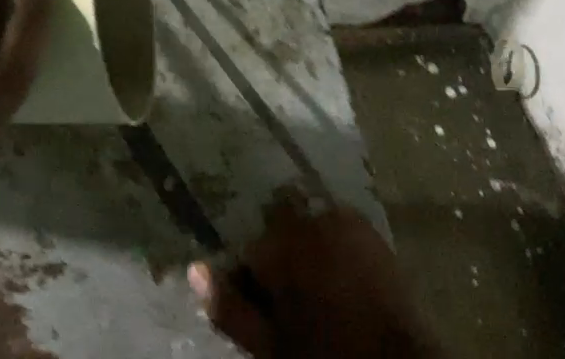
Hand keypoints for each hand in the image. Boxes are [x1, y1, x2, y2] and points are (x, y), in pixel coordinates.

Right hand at [190, 199, 440, 358]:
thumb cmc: (326, 354)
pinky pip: (336, 228)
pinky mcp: (370, 231)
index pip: (247, 249)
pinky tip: (338, 276)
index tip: (260, 301)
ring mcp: (344, 220)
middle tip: (289, 296)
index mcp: (280, 244)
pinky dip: (331, 245)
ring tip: (315, 287)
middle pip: (276, 231)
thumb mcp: (270, 345)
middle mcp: (309, 219)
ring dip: (304, 247)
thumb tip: (194, 269)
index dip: (249, 277)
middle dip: (277, 256)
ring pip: (306, 227)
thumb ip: (230, 306)